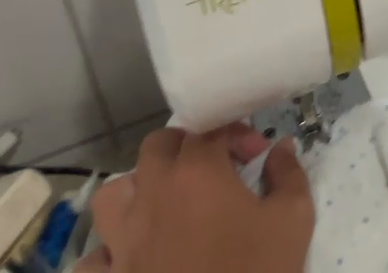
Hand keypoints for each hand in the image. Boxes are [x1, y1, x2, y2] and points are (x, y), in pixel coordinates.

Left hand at [77, 125, 312, 272]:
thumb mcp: (293, 218)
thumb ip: (288, 173)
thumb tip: (280, 149)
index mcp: (196, 172)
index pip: (210, 128)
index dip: (236, 133)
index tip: (259, 156)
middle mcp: (152, 195)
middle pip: (157, 147)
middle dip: (187, 147)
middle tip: (216, 170)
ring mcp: (123, 241)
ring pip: (114, 194)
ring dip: (139, 190)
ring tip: (167, 205)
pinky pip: (94, 260)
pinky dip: (110, 255)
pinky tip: (134, 262)